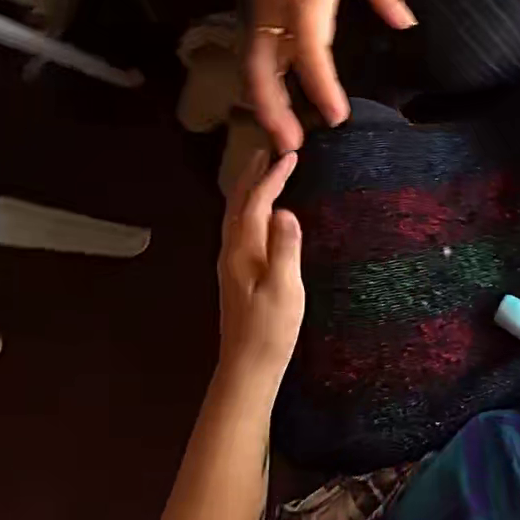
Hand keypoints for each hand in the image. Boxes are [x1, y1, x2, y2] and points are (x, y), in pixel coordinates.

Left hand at [217, 149, 304, 380]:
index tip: (290, 157)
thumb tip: (285, 210)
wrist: (246, 367)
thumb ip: (285, 248)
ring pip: (235, 215)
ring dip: (247, 189)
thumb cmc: (270, 329)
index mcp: (243, 251)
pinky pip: (238, 227)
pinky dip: (247, 208)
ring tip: (260, 172)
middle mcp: (231, 251)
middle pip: (237, 203)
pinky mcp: (235, 274)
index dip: (272, 178)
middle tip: (266, 152)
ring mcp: (230, 263)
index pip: (256, 203)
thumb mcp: (285, 289)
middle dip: (252, 175)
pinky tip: (257, 214)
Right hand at [231, 0, 414, 151]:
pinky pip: (255, 57)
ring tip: (281, 138)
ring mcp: (260, 14)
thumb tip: (405, 23)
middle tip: (289, 148)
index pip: (311, 50)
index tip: (337, 117)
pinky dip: (262, 87)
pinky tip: (277, 104)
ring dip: (263, 106)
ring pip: (253, 68)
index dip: (322, 86)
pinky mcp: (255, 13)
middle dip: (273, 111)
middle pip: (263, 71)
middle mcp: (277, 12)